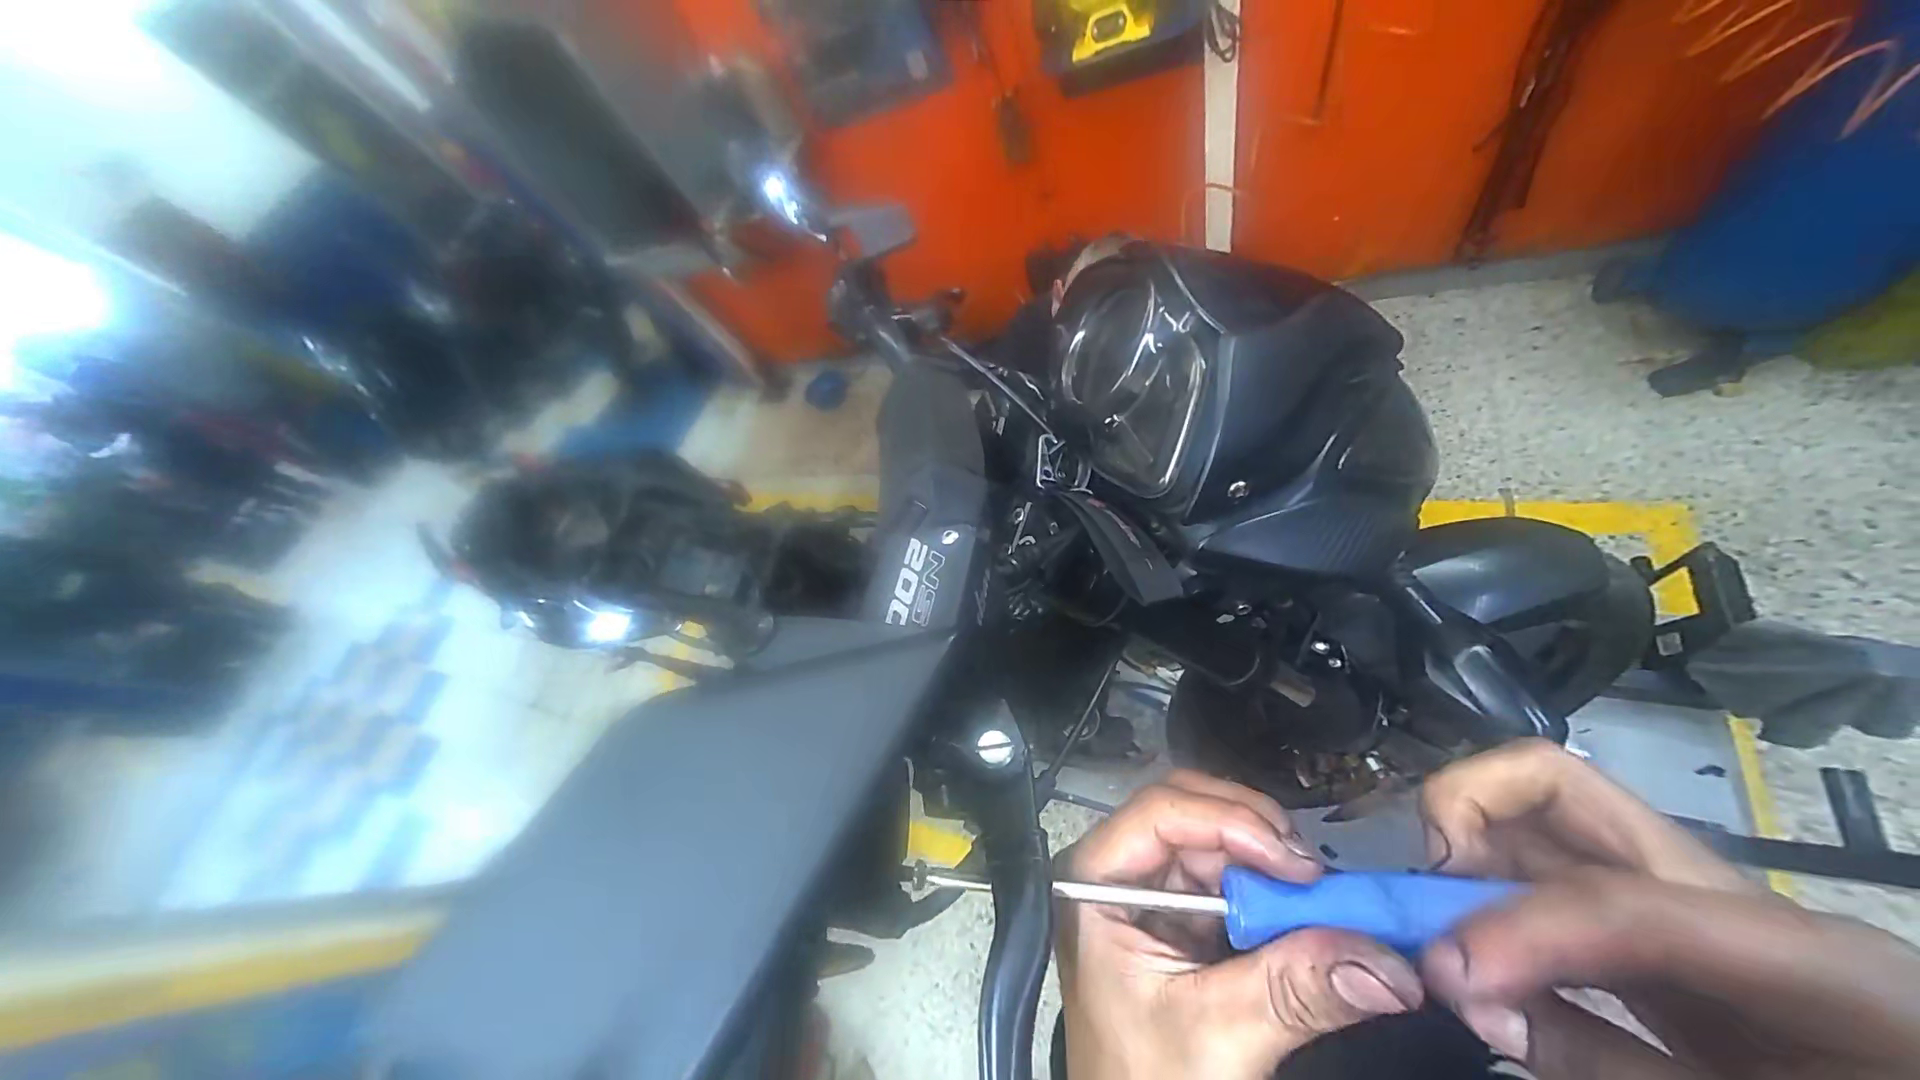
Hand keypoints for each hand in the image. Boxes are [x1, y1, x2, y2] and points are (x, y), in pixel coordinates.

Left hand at [1056, 770, 1424, 1079]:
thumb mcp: (1214, 1038)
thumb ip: (1293, 991)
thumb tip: (1385, 963)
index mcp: (1092, 879)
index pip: (1157, 814)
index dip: (1228, 820)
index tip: (1297, 864)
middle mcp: (1116, 868)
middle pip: (1185, 811)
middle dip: (1253, 832)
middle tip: (1315, 875)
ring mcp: (1148, 887)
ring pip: (1212, 838)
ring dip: (1268, 858)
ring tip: (1318, 893)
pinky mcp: (1179, 912)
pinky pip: (1226, 875)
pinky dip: (1268, 886)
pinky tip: (1301, 907)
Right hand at [1417, 739, 1919, 1077]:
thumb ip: (1594, 1059)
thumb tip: (1463, 993)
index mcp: (1809, 959)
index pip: (1628, 904)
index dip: (1517, 928)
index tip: (1446, 972)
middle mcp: (1729, 892)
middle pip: (1556, 783)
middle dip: (1464, 808)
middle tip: (1432, 885)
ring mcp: (1680, 893)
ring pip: (1534, 812)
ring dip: (1464, 847)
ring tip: (1443, 920)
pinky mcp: (1645, 914)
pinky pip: (1540, 869)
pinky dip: (1483, 884)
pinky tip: (1477, 941)